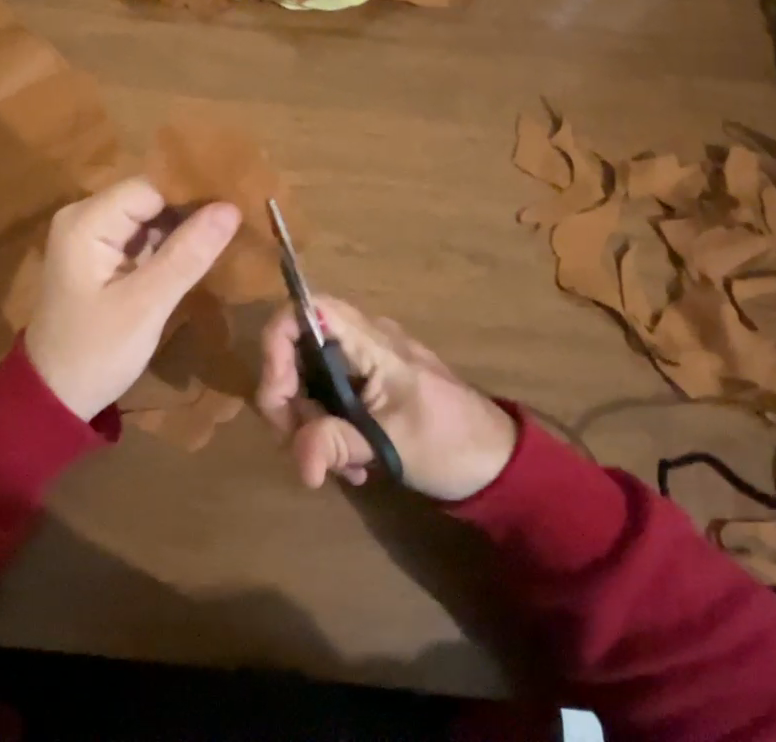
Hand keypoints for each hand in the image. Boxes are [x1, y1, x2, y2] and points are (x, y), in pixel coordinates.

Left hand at [25, 177, 241, 420]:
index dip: (191, 198)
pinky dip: (167, 248)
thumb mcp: (146, 305)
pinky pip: (140, 240)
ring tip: (228, 238)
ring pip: (148, 219)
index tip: (235, 211)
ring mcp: (90, 239)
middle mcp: (83, 219)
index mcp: (85, 222)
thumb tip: (231, 208)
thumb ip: (187, 255)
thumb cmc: (96, 352)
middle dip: (189, 212)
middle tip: (238, 226)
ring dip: (182, 230)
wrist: (55, 396)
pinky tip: (199, 256)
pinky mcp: (100, 259)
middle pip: (149, 200)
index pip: (150, 188)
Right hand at [256, 296, 516, 500]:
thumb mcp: (392, 446)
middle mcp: (362, 341)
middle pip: (295, 350)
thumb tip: (298, 465)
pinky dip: (326, 427)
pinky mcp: (367, 385)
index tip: (279, 398)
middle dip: (289, 401)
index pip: (304, 310)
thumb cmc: (453, 443)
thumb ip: (338, 444)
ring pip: (306, 378)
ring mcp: (363, 363)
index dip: (275, 346)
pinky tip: (349, 462)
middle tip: (302, 446)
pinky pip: (327, 396)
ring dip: (308, 423)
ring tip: (336, 465)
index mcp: (371, 342)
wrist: (501, 463)